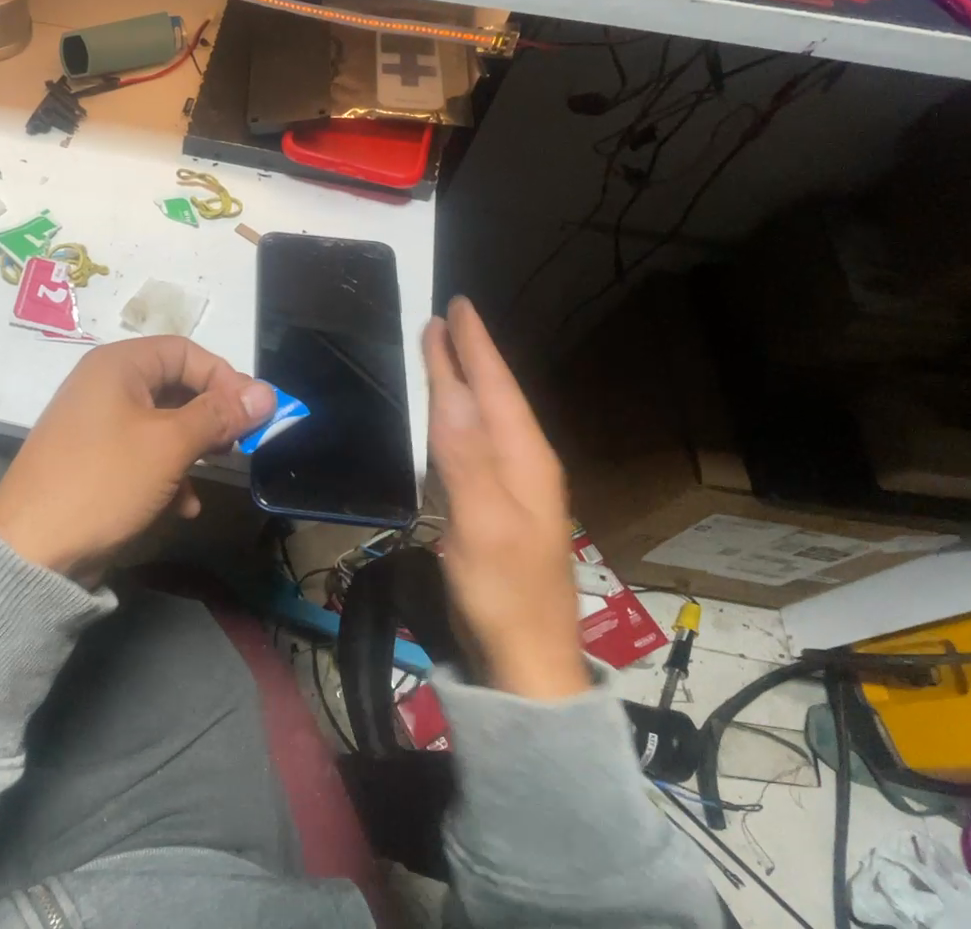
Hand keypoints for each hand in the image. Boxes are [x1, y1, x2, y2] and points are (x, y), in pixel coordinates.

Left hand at [0, 337, 275, 585]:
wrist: (32, 548)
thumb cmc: (104, 481)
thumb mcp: (169, 445)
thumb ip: (219, 415)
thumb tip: (266, 393)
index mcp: (118, 366)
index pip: (186, 352)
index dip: (225, 378)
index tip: (255, 413)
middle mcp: (105, 386)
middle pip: (175, 387)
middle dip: (211, 417)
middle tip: (238, 445)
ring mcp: (96, 425)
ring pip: (162, 425)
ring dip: (193, 450)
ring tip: (212, 473)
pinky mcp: (93, 461)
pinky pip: (142, 455)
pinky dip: (167, 474)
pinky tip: (181, 506)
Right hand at [423, 298, 588, 700]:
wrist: (525, 662)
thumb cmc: (503, 593)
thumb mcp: (482, 522)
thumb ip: (466, 455)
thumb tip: (453, 388)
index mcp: (526, 461)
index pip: (495, 389)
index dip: (473, 348)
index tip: (454, 307)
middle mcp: (526, 467)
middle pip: (496, 399)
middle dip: (471, 358)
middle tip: (445, 321)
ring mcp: (514, 491)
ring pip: (488, 421)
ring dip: (467, 386)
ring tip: (444, 358)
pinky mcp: (496, 511)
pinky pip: (477, 447)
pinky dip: (459, 423)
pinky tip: (448, 424)